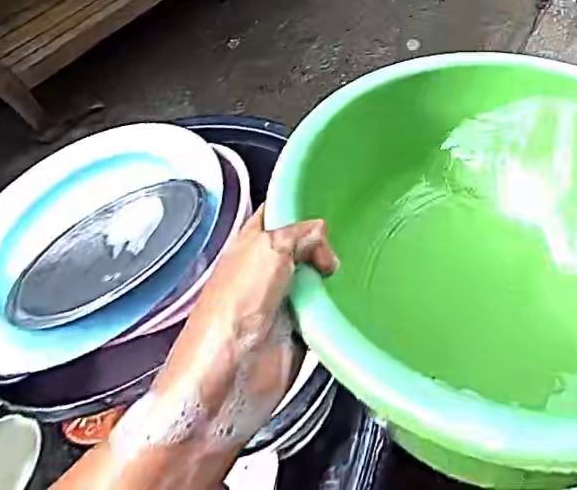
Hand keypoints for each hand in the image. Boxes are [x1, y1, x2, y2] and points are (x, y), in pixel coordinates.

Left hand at [118, 215, 338, 452]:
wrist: (226, 383)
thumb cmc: (230, 315)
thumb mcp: (271, 248)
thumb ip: (305, 232)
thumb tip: (327, 249)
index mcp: (252, 243)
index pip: (280, 209)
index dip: (302, 200)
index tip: (331, 193)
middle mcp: (268, 269)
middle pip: (308, 240)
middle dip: (328, 238)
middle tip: (347, 232)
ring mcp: (284, 299)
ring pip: (321, 272)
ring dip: (335, 272)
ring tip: (350, 265)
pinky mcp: (299, 328)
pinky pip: (328, 306)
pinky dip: (338, 302)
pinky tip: (346, 296)